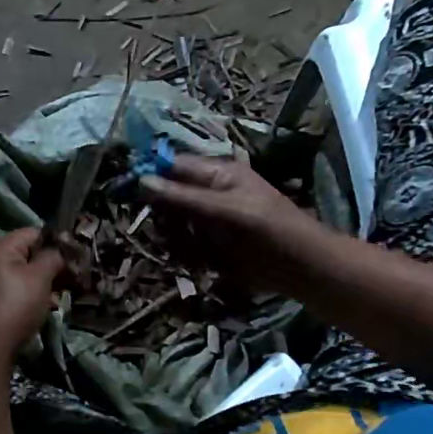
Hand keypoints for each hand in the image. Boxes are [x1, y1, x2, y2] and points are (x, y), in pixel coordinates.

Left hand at [0, 228, 65, 357]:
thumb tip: (65, 246)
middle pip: (30, 253)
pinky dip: (33, 294)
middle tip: (73, 280)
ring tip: (60, 298)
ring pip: (26, 273)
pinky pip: (17, 288)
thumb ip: (54, 257)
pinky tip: (46, 307)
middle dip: (53, 266)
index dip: (58, 243)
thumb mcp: (40, 278)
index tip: (78, 258)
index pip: (35, 233)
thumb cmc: (15, 307)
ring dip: (46, 283)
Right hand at [138, 154, 331, 292]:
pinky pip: (188, 248)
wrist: (299, 267)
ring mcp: (211, 221)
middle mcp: (210, 193)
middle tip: (176, 235)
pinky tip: (205, 265)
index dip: (152, 177)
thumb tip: (141, 179)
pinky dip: (191, 257)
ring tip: (198, 255)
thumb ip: (183, 198)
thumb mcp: (224, 211)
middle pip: (168, 200)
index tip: (132, 194)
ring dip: (179, 243)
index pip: (173, 166)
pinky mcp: (214, 246)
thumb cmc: (267, 229)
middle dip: (167, 220)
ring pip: (175, 227)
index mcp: (217, 174)